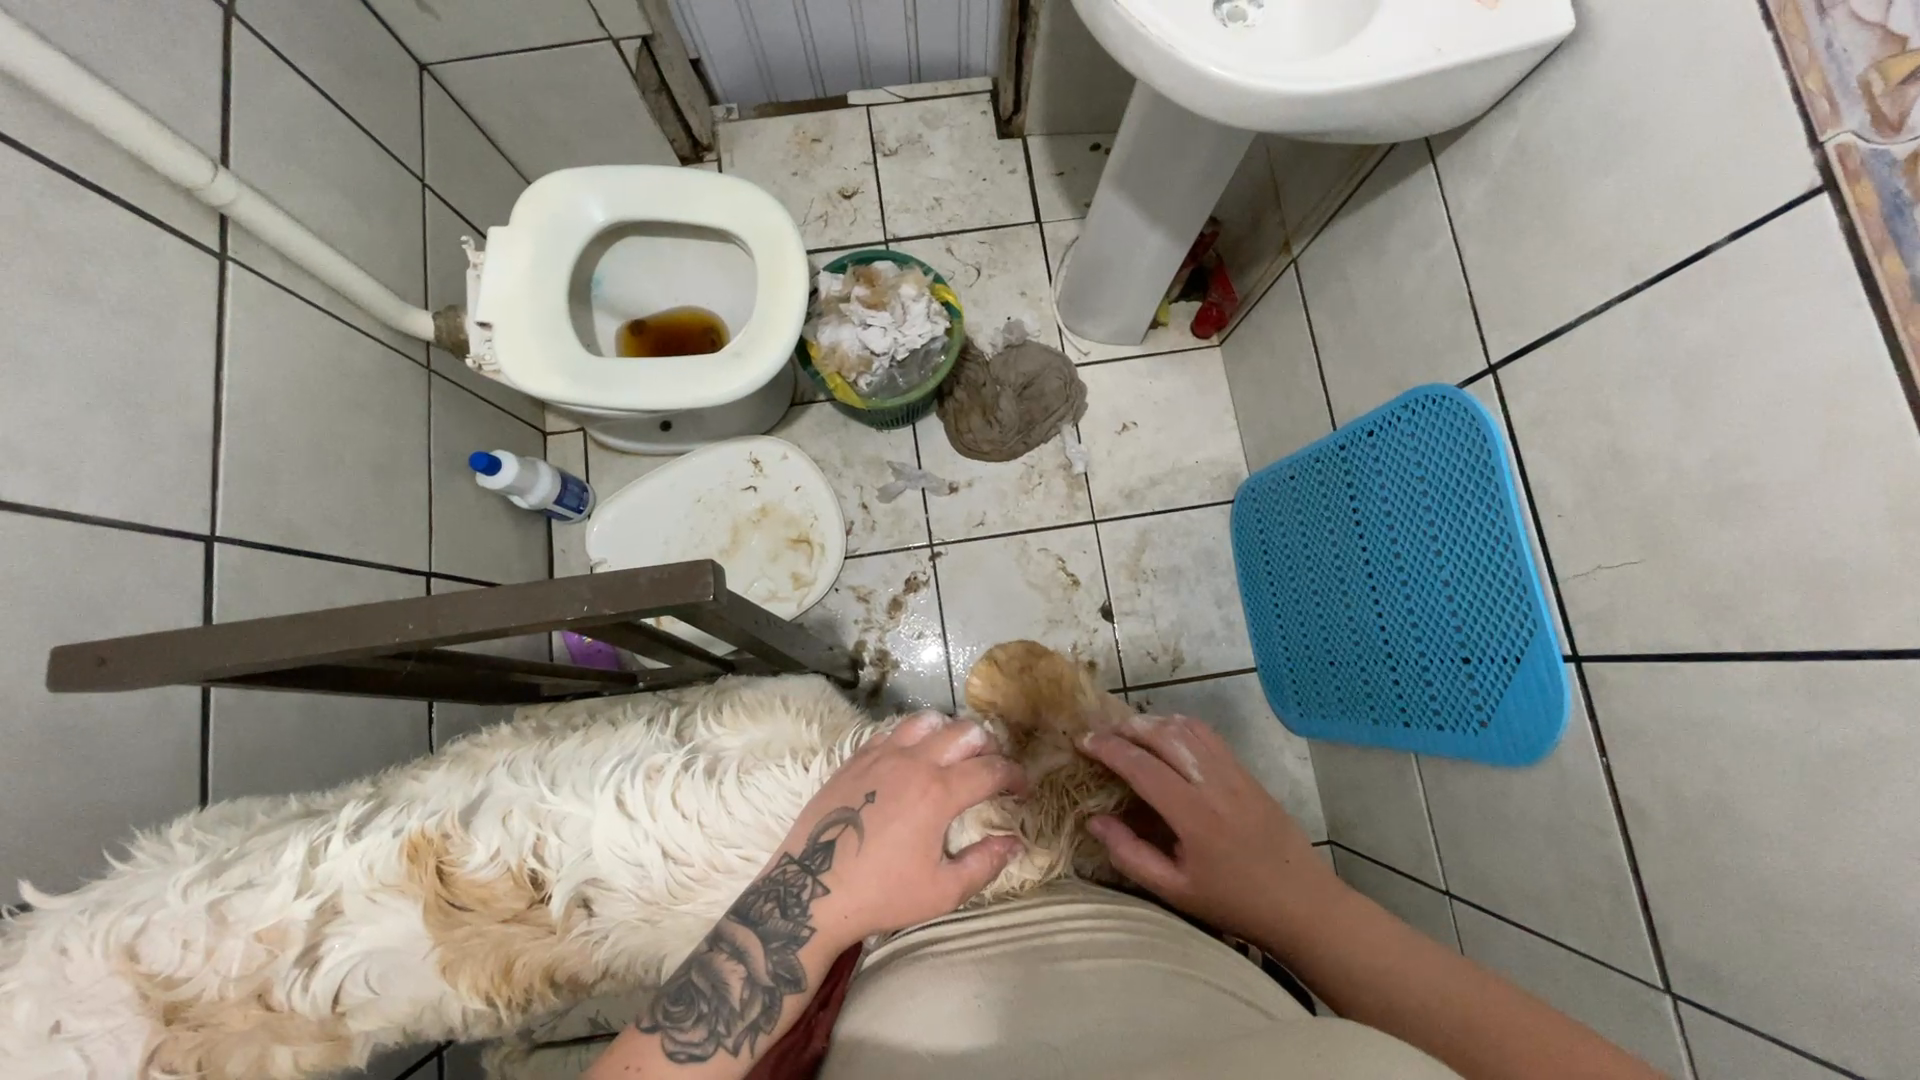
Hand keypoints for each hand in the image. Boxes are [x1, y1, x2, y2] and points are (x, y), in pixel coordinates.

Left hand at [779, 711, 1028, 950]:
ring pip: (926, 721)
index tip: (1022, 790)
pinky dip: (913, 737)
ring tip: (955, 753)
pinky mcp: (856, 758)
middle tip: (993, 768)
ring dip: (950, 731)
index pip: (992, 769)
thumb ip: (984, 864)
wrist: (809, 889)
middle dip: (989, 745)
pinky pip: (892, 732)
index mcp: (939, 792)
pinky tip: (912, 759)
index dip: (1015, 776)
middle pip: (964, 732)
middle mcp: (913, 762)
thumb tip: (1014, 843)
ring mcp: (881, 755)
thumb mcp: (942, 892)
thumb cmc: (881, 894)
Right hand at [1079, 715, 1341, 947]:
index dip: (1108, 749)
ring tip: (1127, 731)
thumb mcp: (1175, 892)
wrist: (1304, 904)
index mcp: (1194, 816)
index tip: (1082, 742)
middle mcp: (1215, 785)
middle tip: (1099, 732)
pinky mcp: (1248, 773)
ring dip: (1153, 722)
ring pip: (1188, 728)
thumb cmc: (1235, 903)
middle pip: (1164, 736)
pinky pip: (1209, 736)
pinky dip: (1180, 726)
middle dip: (1126, 728)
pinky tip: (1166, 736)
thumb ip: (1131, 855)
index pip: (1142, 766)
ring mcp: (1236, 774)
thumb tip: (1095, 821)